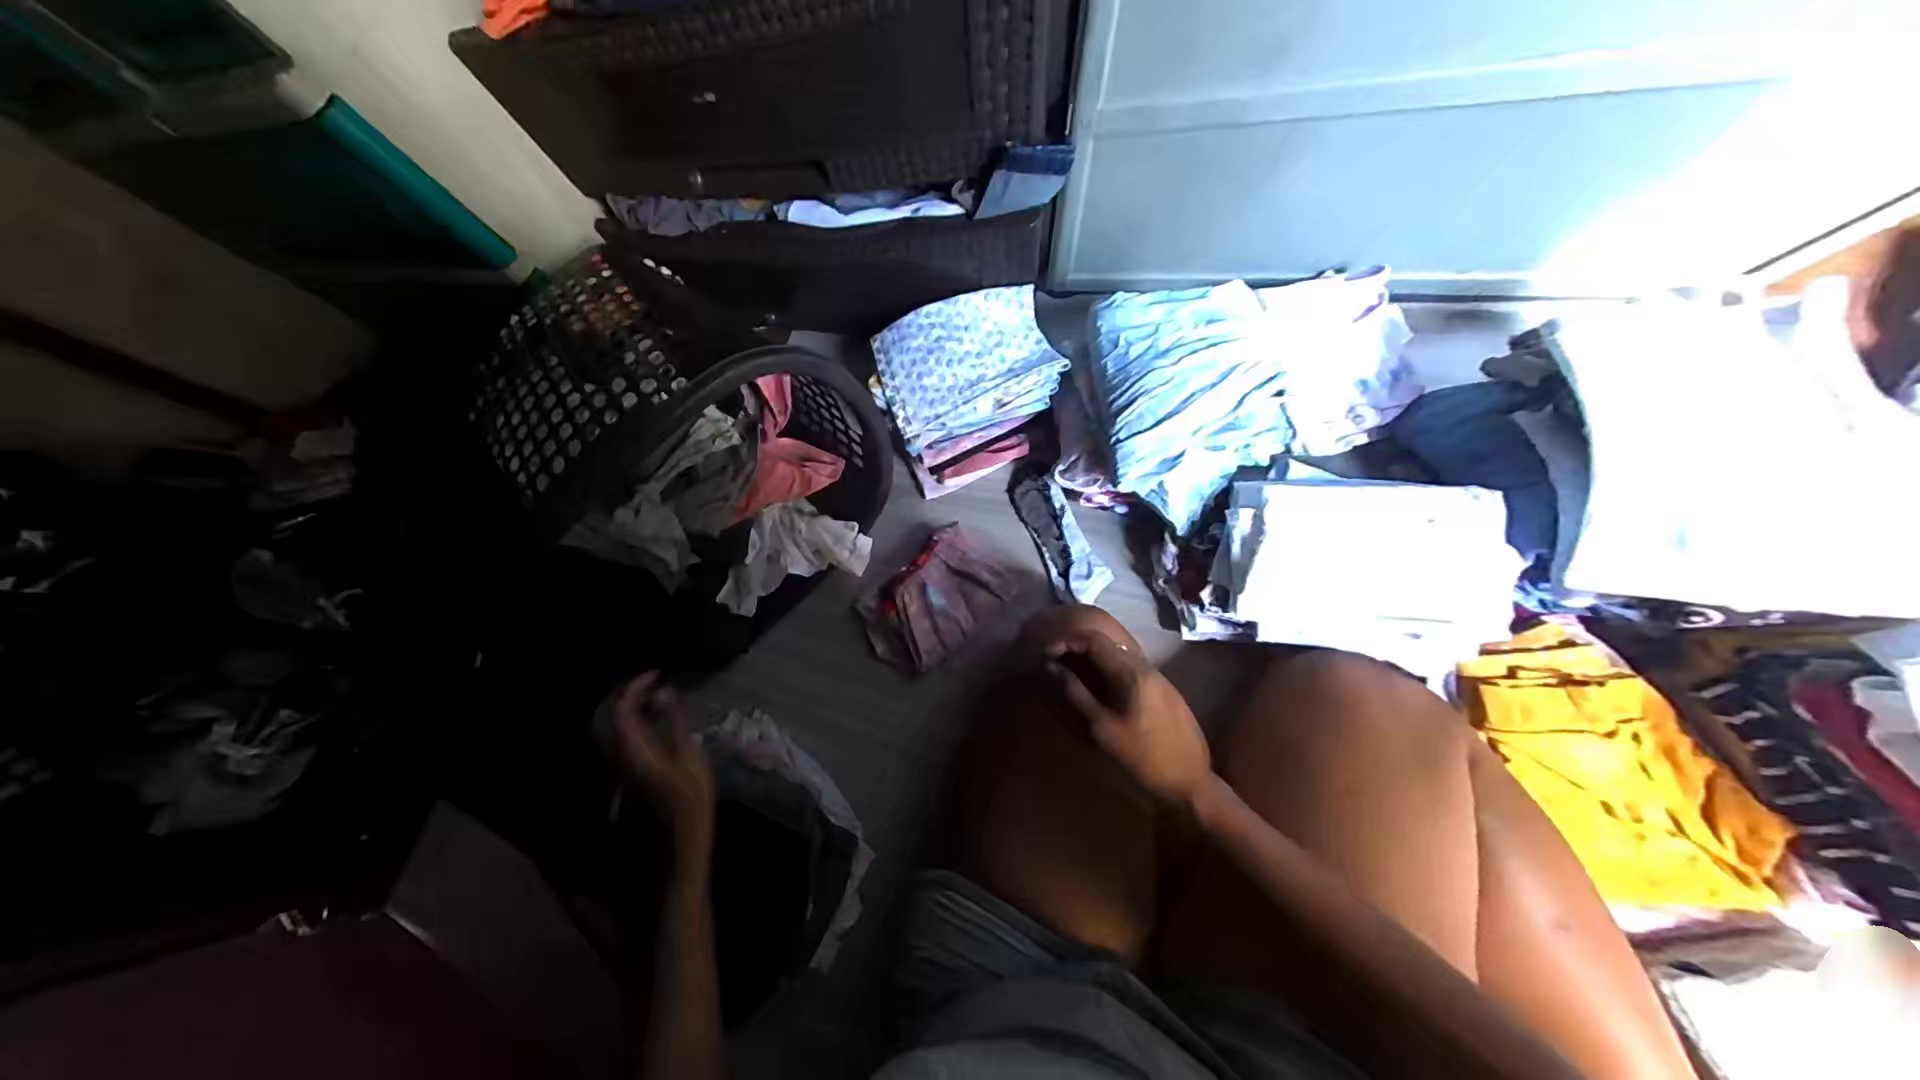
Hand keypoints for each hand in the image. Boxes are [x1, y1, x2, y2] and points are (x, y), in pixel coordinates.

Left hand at [613, 673, 715, 856]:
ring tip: (663, 696)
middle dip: (634, 695)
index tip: (656, 675)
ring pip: (625, 728)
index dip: (635, 689)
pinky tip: (663, 720)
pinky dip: (645, 722)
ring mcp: (629, 766)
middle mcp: (624, 757)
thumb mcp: (688, 755)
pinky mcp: (639, 771)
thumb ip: (674, 722)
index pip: (623, 711)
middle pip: (618, 718)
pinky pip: (634, 738)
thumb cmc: (690, 798)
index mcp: (634, 751)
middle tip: (657, 682)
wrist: (683, 837)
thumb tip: (665, 692)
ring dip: (640, 708)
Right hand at [1046, 633, 1211, 806]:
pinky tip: (1100, 685)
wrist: (1191, 779)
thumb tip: (1055, 670)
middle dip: (1080, 647)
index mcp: (1133, 674)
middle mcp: (1148, 668)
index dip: (1069, 641)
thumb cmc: (1144, 757)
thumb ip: (1079, 695)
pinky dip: (1110, 669)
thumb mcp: (1104, 729)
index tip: (1049, 653)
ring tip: (1074, 671)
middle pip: (1109, 644)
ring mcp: (1160, 678)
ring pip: (1121, 655)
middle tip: (1057, 661)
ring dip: (1095, 658)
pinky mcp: (1166, 690)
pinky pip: (1132, 668)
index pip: (1096, 640)